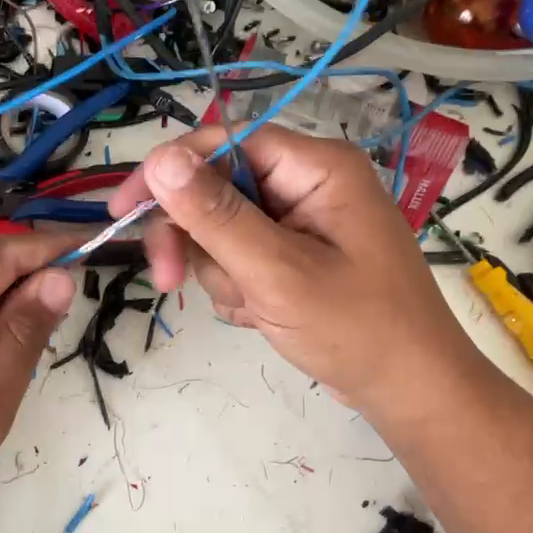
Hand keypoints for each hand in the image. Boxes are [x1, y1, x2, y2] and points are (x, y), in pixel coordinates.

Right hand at [107, 124, 483, 412]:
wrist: (408, 389)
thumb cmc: (356, 327)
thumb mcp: (276, 271)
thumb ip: (215, 215)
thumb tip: (160, 158)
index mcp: (314, 168)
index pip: (220, 143)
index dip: (168, 171)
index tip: (124, 210)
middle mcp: (304, 183)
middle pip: (211, 189)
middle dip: (191, 239)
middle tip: (170, 282)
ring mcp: (297, 220)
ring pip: (216, 230)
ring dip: (218, 273)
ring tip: (253, 306)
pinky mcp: (290, 253)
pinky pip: (233, 257)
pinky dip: (234, 288)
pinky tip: (260, 313)